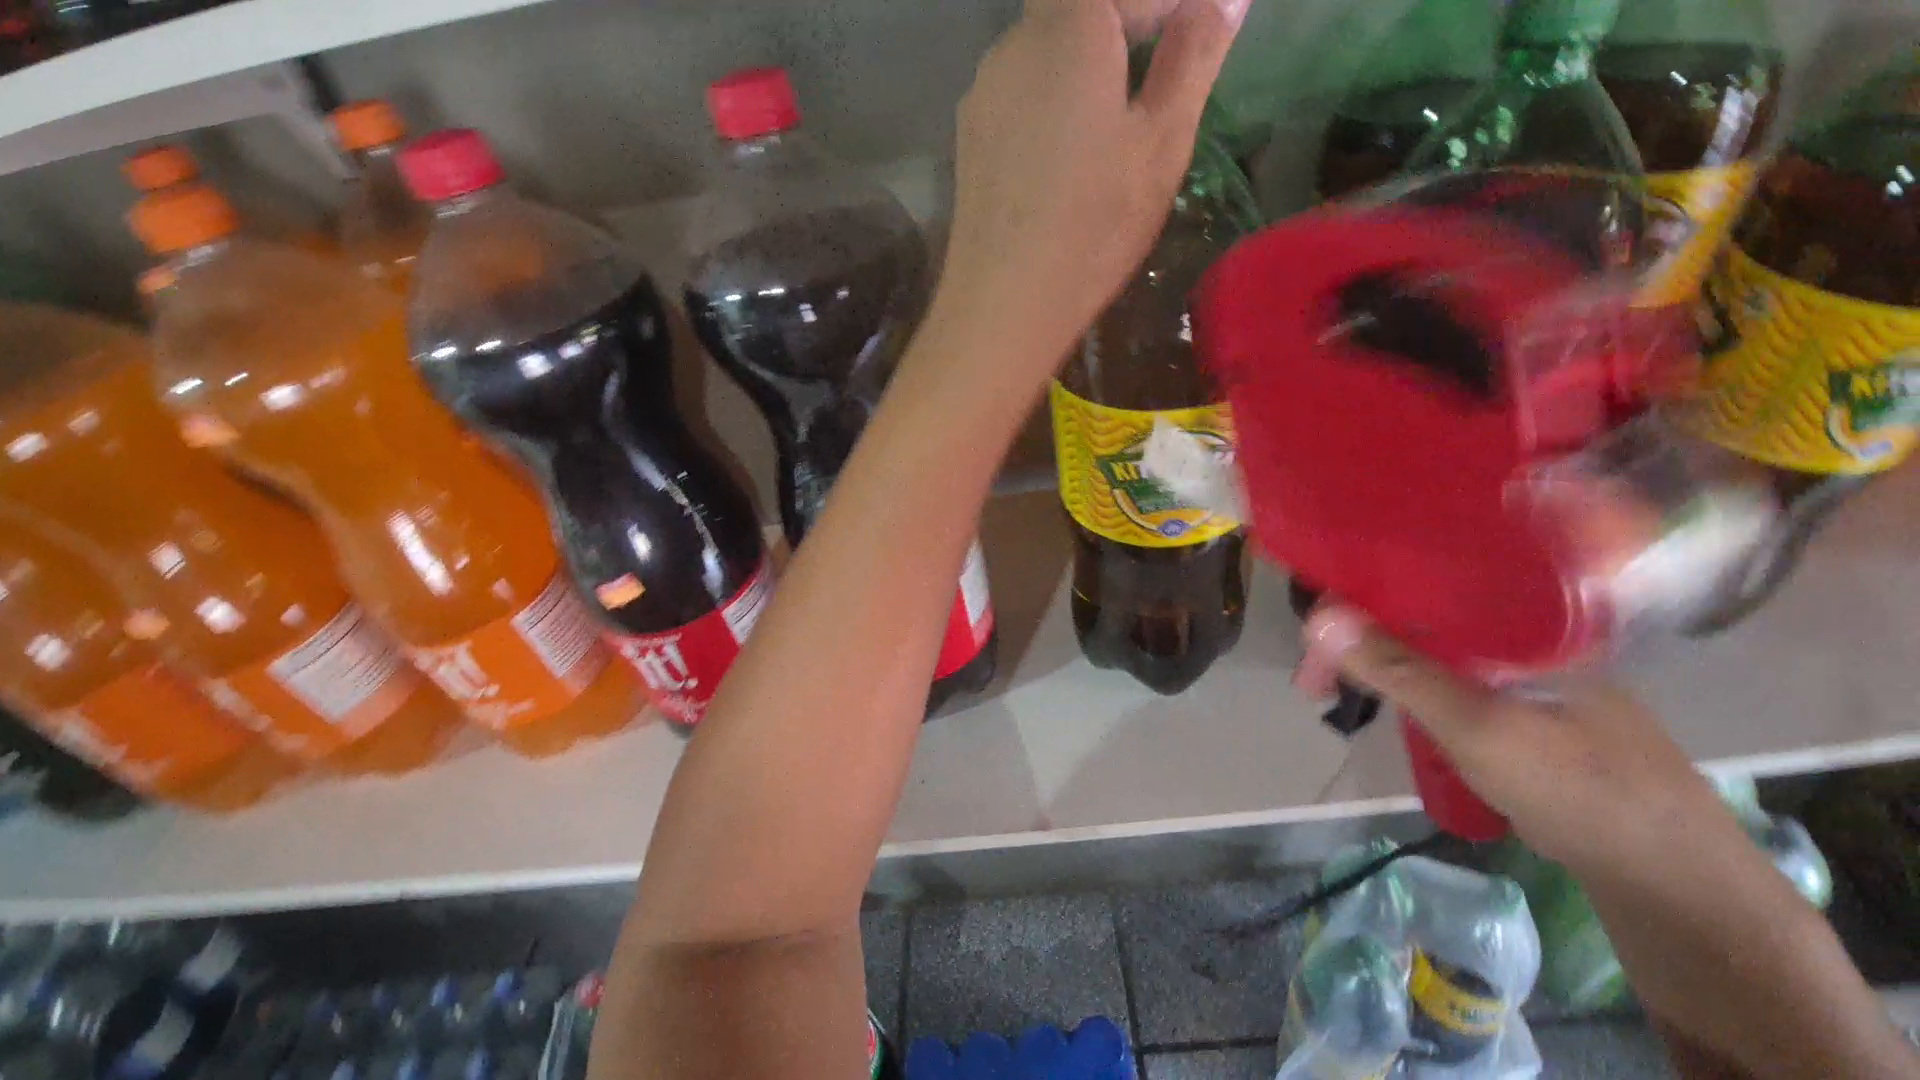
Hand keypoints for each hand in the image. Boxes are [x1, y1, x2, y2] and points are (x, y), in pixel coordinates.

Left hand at [932, 0, 1248, 374]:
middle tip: (1172, 66)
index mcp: (1068, 26)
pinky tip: (1077, 147)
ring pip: (1048, 47)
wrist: (1005, 302)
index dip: (1173, 5)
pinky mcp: (972, 135)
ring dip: (1094, 60)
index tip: (1206, 29)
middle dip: (1132, 23)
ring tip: (1127, 112)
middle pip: (1080, 7)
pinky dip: (1059, 96)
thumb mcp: (1162, 140)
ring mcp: (984, 90)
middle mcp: (1015, 43)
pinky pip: (1025, 90)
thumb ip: (1194, 56)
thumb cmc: (1095, 222)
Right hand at [1300, 604, 1727, 873]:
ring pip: (1438, 652)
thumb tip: (1319, 617)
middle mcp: (1529, 634)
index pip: (1428, 580)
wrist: (1665, 872)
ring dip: (1386, 665)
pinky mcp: (1529, 711)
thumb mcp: (1476, 724)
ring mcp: (1531, 675)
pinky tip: (1392, 705)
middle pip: (1426, 616)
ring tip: (1334, 686)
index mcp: (1526, 618)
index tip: (1312, 629)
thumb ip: (1400, 671)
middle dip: (1363, 637)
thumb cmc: (1574, 784)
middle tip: (1314, 678)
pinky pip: (1456, 683)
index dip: (1363, 596)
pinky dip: (1416, 690)